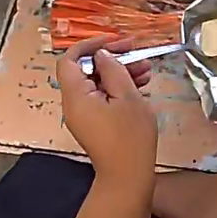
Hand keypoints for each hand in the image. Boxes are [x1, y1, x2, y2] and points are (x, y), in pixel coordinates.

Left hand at [57, 36, 157, 183]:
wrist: (128, 176)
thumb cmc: (130, 137)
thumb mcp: (127, 97)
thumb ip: (113, 70)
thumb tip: (102, 55)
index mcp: (76, 96)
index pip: (70, 60)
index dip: (90, 45)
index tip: (114, 41)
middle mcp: (74, 104)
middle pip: (85, 71)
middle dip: (111, 59)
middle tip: (136, 52)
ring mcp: (83, 115)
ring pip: (97, 84)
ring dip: (119, 73)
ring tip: (146, 69)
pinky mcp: (94, 124)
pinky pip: (102, 98)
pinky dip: (119, 88)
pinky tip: (141, 84)